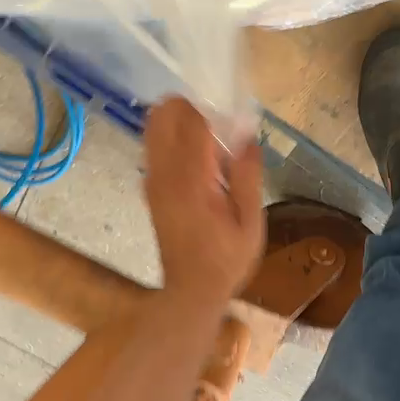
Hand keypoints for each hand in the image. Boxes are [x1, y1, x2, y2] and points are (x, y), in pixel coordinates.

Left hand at [143, 98, 265, 305]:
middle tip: (219, 133)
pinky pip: (154, 145)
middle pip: (164, 112)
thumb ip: (248, 175)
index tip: (235, 128)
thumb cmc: (228, 260)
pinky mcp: (148, 187)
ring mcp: (151, 179)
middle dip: (192, 110)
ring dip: (180, 123)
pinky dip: (172, 140)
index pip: (193, 120)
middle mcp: (165, 173)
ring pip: (154, 124)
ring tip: (208, 148)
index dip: (216, 113)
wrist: (191, 290)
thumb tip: (246, 134)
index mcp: (193, 181)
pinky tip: (198, 165)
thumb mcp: (251, 222)